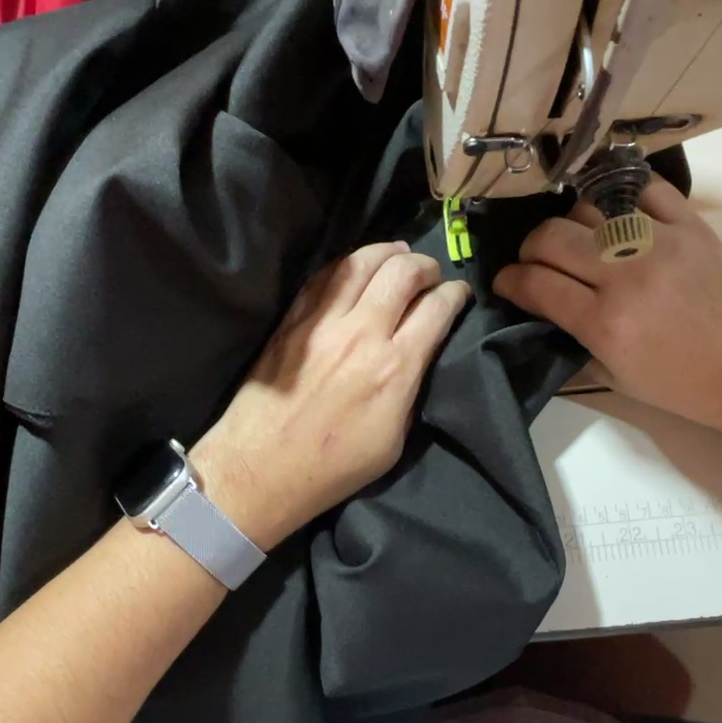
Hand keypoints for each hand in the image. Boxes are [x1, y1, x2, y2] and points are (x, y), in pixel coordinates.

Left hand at [194, 241, 470, 547]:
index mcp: (395, 368)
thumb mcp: (395, 441)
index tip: (458, 293)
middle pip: (402, 272)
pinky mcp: (292, 322)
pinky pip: (323, 277)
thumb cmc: (334, 468)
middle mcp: (362, 334)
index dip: (455, 294)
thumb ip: (411, 389)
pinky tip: (355, 268)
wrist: (263, 470)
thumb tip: (419, 355)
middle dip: (425, 266)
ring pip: (361, 262)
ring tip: (397, 255)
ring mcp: (322, 323)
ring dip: (387, 253)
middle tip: (429, 274)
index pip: (437, 308)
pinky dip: (346, 265)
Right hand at [493, 177, 721, 436]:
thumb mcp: (612, 377)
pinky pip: (644, 189)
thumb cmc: (681, 386)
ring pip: (589, 208)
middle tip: (536, 263)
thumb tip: (540, 307)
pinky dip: (620, 196)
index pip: (534, 283)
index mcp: (604, 323)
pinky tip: (615, 214)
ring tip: (579, 243)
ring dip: (571, 226)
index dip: (508, 280)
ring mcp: (661, 244)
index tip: (505, 283)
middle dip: (530, 250)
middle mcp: (626, 276)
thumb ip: (571, 338)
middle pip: (551, 237)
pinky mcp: (692, 226)